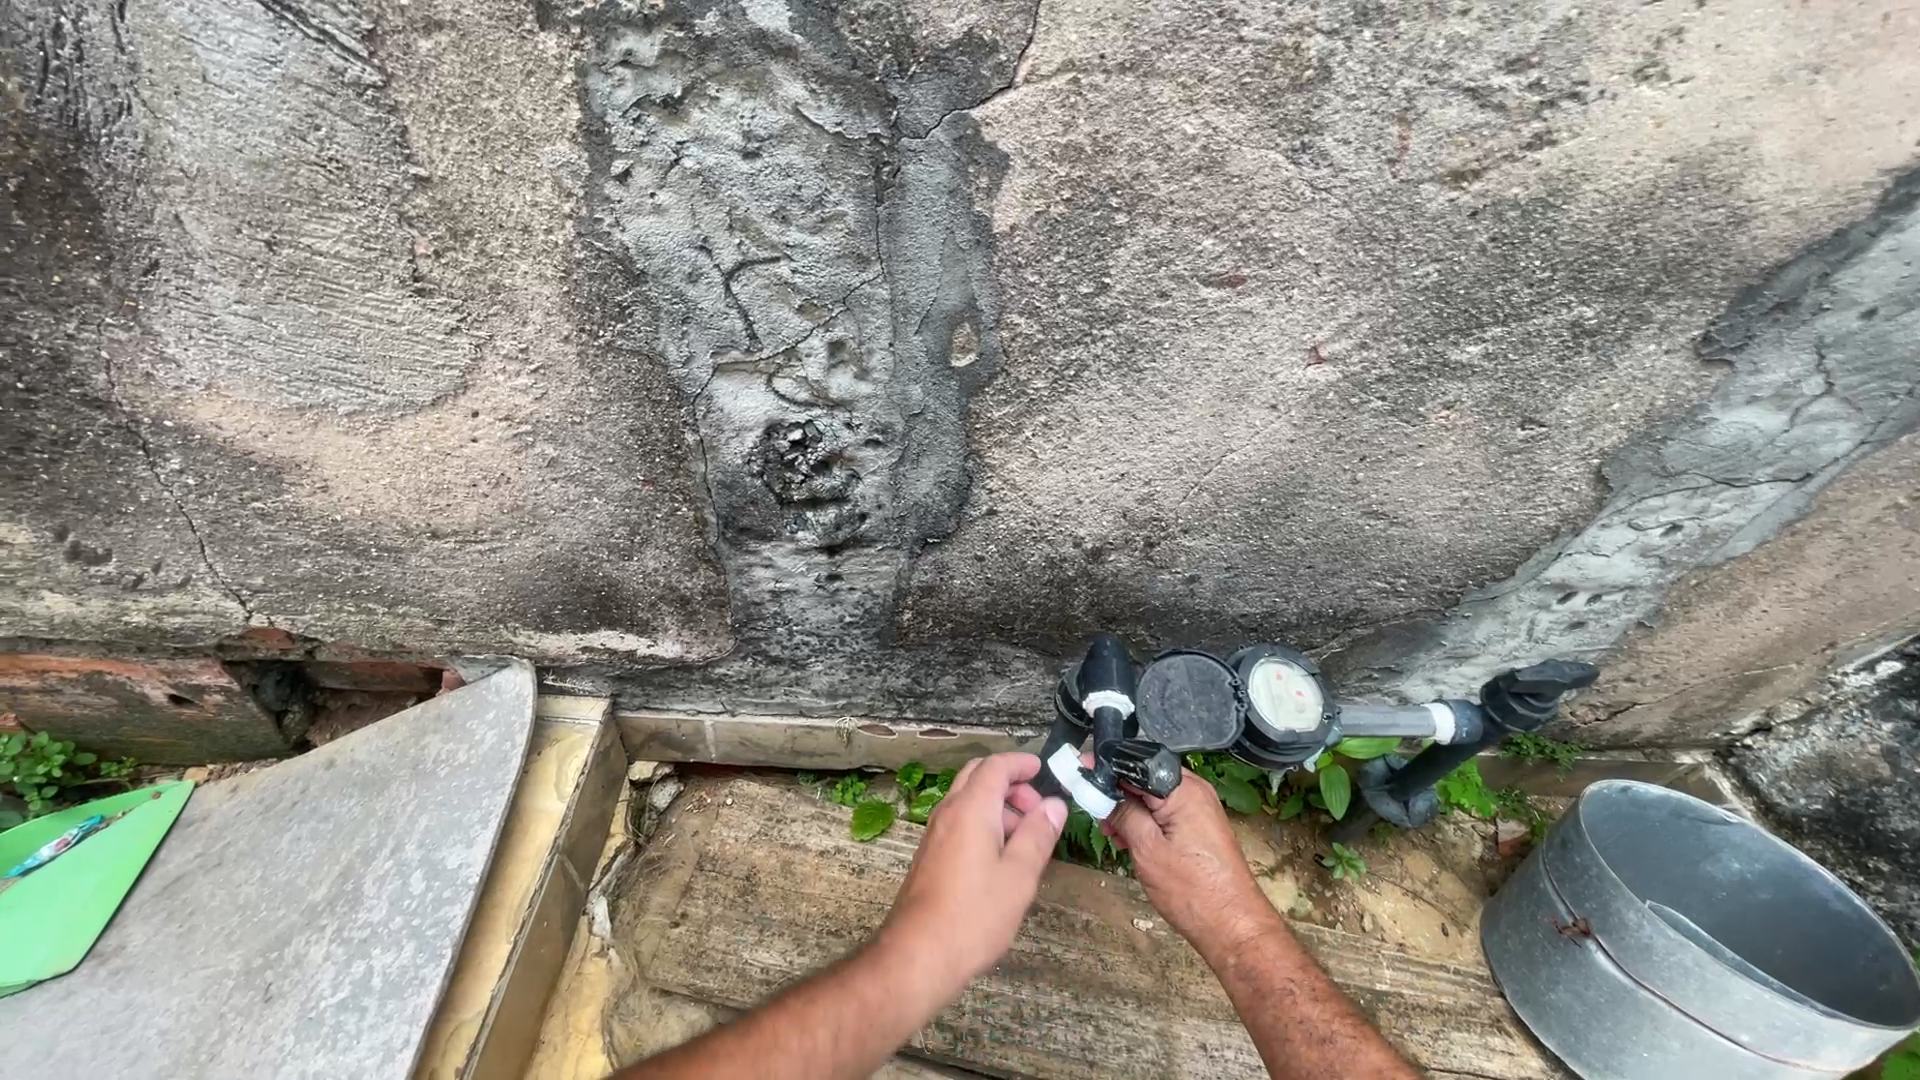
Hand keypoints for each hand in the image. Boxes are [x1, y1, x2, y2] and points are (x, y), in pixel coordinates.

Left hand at [876, 753, 1066, 994]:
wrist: (918, 954)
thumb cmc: (973, 915)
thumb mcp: (1019, 875)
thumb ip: (1038, 834)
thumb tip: (1054, 805)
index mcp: (972, 808)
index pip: (996, 766)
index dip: (1021, 763)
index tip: (1042, 770)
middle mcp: (949, 812)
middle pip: (978, 776)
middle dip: (1010, 782)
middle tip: (1037, 807)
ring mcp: (936, 833)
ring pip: (968, 799)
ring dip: (997, 804)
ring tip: (1025, 836)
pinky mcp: (931, 854)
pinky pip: (960, 820)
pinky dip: (983, 821)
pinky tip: (1001, 856)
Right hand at [1101, 768, 1279, 961]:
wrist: (1233, 928)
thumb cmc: (1193, 892)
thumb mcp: (1146, 849)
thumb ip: (1122, 812)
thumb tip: (1100, 789)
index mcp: (1184, 789)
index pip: (1136, 762)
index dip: (1106, 767)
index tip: (1082, 773)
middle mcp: (1195, 791)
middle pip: (1144, 777)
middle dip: (1117, 792)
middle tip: (1099, 817)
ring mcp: (1199, 808)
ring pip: (1153, 795)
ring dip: (1129, 810)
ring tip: (1115, 835)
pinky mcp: (1199, 825)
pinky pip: (1165, 810)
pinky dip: (1146, 820)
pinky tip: (1133, 841)